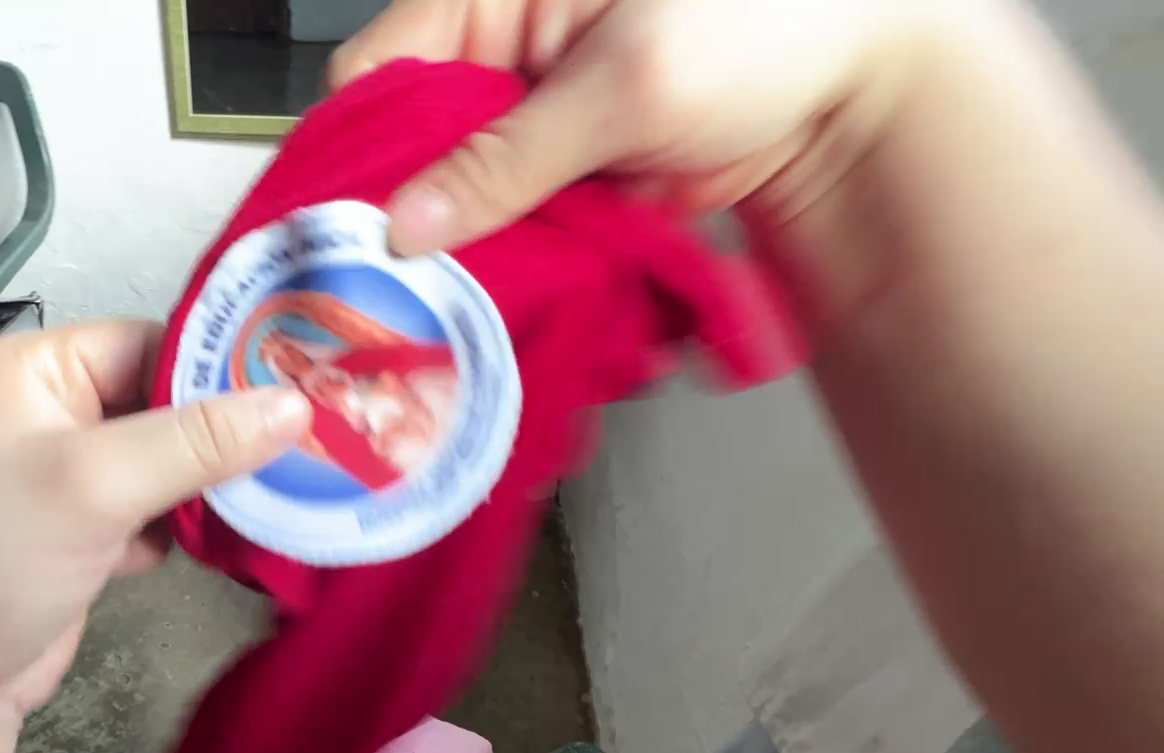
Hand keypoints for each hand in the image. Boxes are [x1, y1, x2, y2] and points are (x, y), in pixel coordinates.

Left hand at [0, 319, 309, 720]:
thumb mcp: (97, 484)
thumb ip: (198, 441)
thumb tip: (297, 404)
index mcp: (36, 370)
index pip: (148, 344)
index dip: (217, 371)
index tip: (294, 400)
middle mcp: (52, 412)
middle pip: (162, 405)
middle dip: (218, 438)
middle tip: (298, 455)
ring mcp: (68, 475)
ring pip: (164, 462)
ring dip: (202, 488)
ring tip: (258, 505)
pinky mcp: (85, 529)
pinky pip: (152, 509)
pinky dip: (177, 528)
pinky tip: (194, 551)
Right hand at [329, 0, 947, 253]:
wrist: (841, 93)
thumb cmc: (767, 26)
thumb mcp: (627, 81)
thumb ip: (507, 157)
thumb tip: (406, 225)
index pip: (374, 70)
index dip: (351, 146)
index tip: (344, 222)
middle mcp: (486, 57)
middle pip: (396, 140)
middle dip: (390, 208)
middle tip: (380, 274)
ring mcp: (507, 124)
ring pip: (432, 192)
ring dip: (434, 242)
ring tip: (421, 293)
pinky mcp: (530, 178)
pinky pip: (479, 223)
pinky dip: (475, 258)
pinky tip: (467, 288)